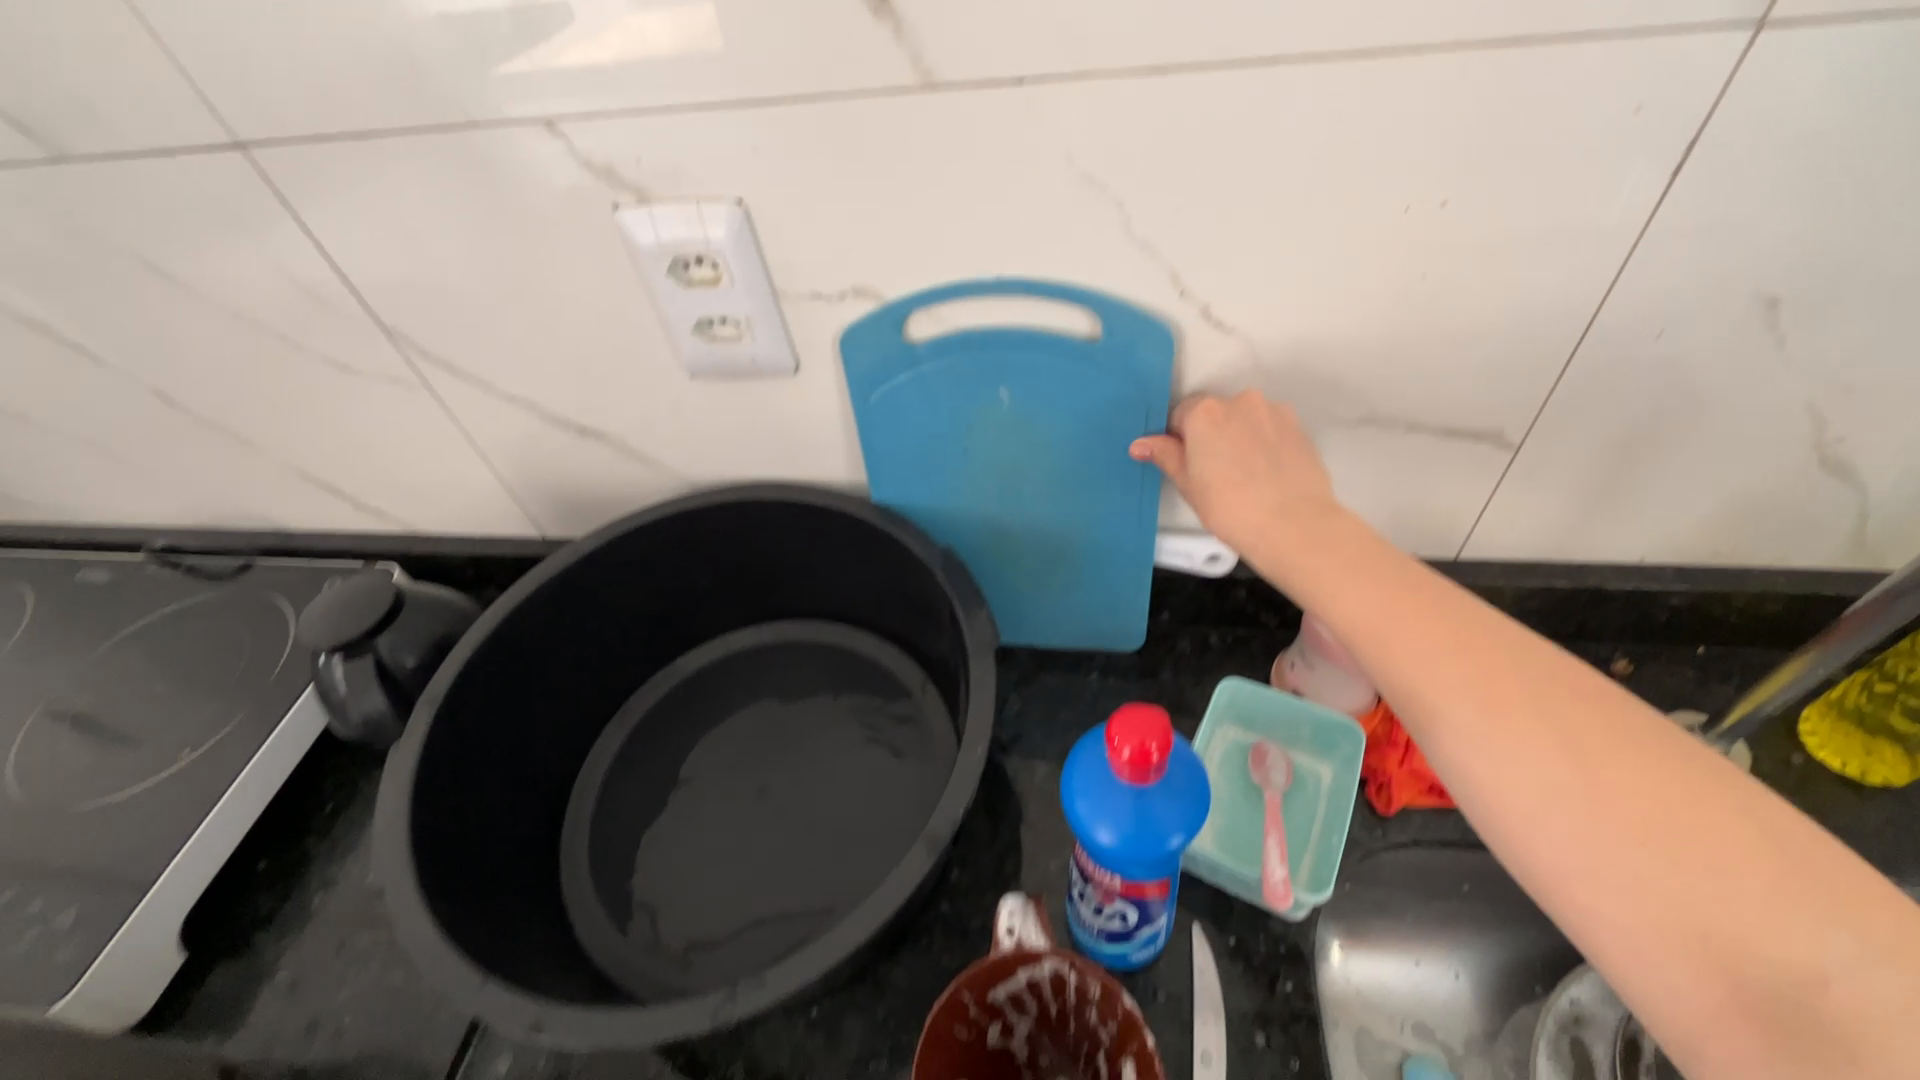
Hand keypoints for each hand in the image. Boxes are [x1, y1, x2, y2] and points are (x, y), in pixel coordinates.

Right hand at [1129, 391, 1341, 556]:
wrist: (1293, 524)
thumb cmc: (1229, 507)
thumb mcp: (1188, 484)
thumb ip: (1165, 455)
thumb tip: (1140, 444)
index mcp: (1205, 412)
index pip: (1180, 415)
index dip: (1179, 440)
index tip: (1186, 465)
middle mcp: (1240, 401)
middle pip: (1214, 413)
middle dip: (1211, 436)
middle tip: (1213, 473)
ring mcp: (1273, 411)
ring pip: (1245, 420)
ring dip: (1239, 437)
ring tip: (1244, 475)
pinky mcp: (1298, 427)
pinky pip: (1270, 429)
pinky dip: (1264, 444)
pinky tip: (1266, 474)